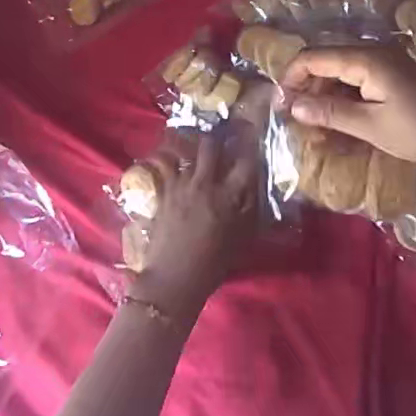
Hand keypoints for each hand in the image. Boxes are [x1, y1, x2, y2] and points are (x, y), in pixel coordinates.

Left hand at [135, 129, 258, 320]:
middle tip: (222, 139)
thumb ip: (248, 209)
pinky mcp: (162, 191)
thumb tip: (252, 189)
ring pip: (186, 152)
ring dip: (193, 148)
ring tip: (196, 147)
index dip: (251, 146)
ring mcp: (180, 185)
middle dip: (218, 139)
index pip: (246, 161)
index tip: (253, 137)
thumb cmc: (213, 263)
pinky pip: (164, 165)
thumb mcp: (241, 237)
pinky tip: (170, 157)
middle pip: (211, 145)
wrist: (174, 278)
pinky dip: (169, 159)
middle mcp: (205, 183)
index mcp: (229, 195)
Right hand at [282, 46, 415, 171]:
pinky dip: (343, 100)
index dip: (291, 79)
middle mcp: (373, 54)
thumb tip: (293, 106)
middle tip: (297, 124)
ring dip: (324, 98)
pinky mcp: (394, 78)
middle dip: (306, 90)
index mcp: (365, 59)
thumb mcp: (371, 126)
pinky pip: (357, 82)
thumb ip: (331, 113)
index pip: (313, 57)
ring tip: (316, 130)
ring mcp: (385, 64)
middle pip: (325, 63)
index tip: (280, 107)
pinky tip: (340, 124)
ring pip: (340, 74)